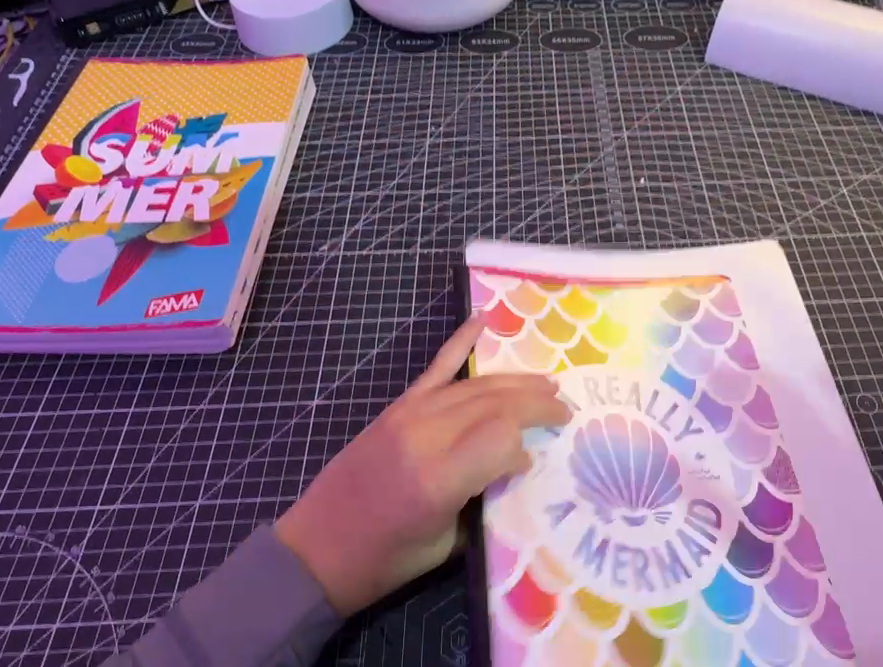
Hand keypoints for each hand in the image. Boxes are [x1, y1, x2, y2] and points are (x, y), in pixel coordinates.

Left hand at [274, 318, 570, 615]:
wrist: (316, 548)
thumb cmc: (384, 561)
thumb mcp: (446, 546)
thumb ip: (483, 500)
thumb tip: (516, 464)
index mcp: (439, 480)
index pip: (503, 438)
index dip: (527, 445)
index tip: (533, 461)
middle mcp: (426, 436)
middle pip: (495, 403)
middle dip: (535, 402)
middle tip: (566, 408)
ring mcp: (410, 415)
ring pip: (475, 385)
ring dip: (514, 382)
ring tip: (547, 384)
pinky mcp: (397, 406)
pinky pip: (436, 367)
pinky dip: (461, 341)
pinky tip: (483, 322)